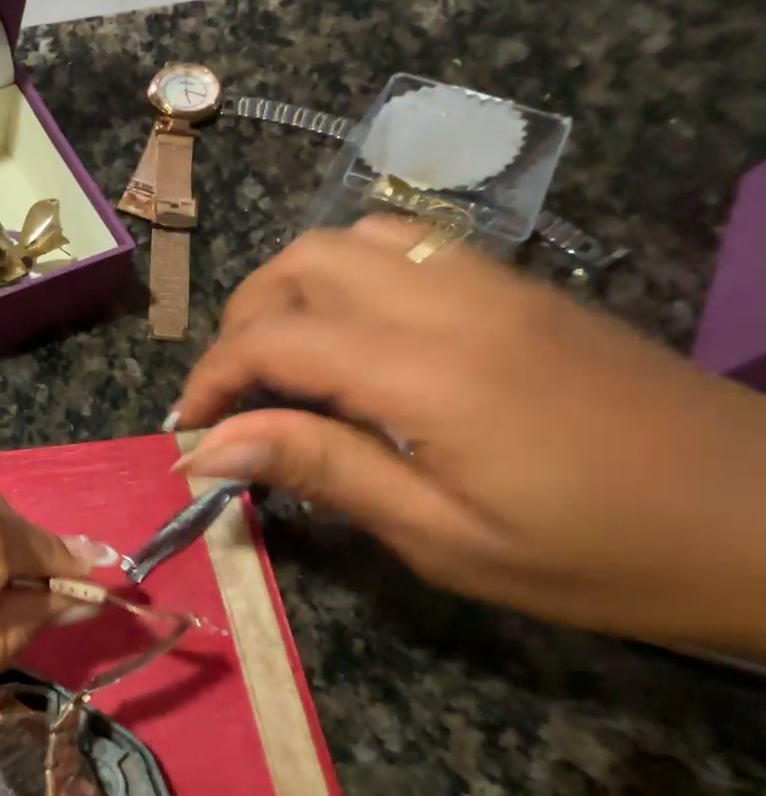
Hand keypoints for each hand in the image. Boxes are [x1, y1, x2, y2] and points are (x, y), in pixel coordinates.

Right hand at [170, 218, 765, 655]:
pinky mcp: (521, 288)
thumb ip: (321, 471)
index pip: (274, 338)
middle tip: (238, 396)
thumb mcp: (445, 537)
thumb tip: (208, 449)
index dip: (211, 380)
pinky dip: (348, 278)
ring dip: (291, 291)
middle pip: (300, 263)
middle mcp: (453, 304)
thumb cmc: (603, 556)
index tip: (192, 433)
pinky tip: (355, 340)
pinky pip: (406, 245)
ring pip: (349, 239)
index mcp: (428, 372)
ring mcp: (494, 284)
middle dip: (241, 323)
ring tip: (287, 362)